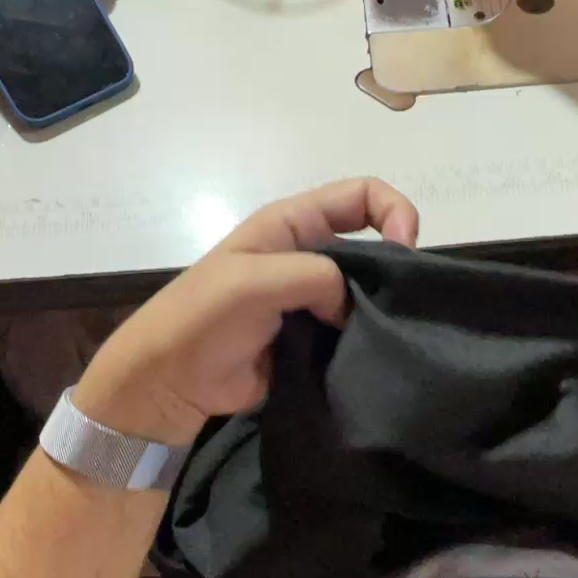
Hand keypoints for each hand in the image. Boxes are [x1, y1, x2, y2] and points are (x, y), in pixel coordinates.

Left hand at [73, 178, 419, 446]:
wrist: (172, 381)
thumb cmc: (204, 318)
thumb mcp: (254, 279)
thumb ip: (315, 276)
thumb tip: (349, 306)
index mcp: (292, 225)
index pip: (360, 196)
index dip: (393, 210)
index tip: (406, 250)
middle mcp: (307, 256)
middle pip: (372, 246)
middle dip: (393, 267)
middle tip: (403, 304)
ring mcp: (311, 300)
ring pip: (366, 293)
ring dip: (380, 310)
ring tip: (390, 335)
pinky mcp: (313, 339)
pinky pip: (353, 332)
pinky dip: (366, 340)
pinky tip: (372, 355)